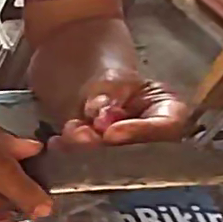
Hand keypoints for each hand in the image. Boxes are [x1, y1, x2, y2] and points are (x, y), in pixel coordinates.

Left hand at [55, 68, 190, 148]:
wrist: (66, 60)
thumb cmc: (98, 61)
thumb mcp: (106, 76)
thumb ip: (107, 98)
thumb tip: (103, 123)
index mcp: (163, 109)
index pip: (167, 127)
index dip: (141, 134)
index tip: (111, 133)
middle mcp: (146, 134)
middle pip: (136, 153)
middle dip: (106, 149)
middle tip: (81, 135)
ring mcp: (117, 146)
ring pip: (106, 161)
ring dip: (83, 151)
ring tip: (68, 132)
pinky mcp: (90, 153)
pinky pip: (81, 160)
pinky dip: (67, 154)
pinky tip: (55, 142)